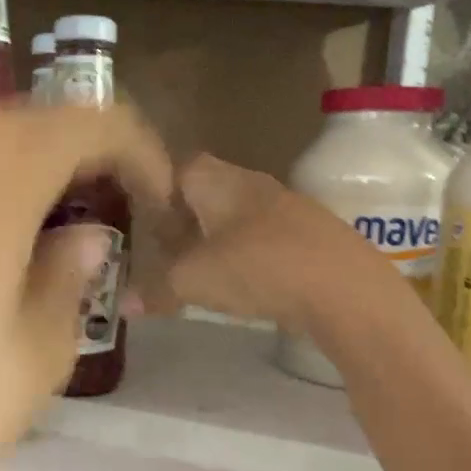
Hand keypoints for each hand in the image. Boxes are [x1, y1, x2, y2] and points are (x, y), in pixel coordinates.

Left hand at [0, 102, 171, 470]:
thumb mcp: (32, 359)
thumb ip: (67, 281)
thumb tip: (86, 236)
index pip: (87, 123)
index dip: (136, 150)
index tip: (160, 198)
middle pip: (26, 123)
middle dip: (80, 153)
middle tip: (114, 209)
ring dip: (23, 168)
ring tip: (54, 225)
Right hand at [142, 154, 402, 336]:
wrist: (347, 291)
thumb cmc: (258, 269)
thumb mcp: (193, 281)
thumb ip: (156, 289)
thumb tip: (123, 304)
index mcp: (220, 181)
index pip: (179, 166)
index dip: (155, 187)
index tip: (137, 217)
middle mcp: (254, 185)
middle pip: (208, 192)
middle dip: (184, 218)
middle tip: (161, 249)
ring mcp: (289, 210)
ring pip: (238, 217)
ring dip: (216, 239)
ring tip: (198, 271)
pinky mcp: (313, 239)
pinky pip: (266, 239)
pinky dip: (247, 257)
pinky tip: (243, 285)